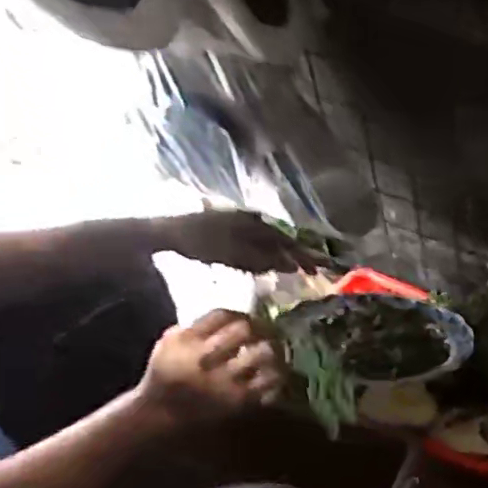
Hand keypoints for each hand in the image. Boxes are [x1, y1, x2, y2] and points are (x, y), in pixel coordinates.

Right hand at [135, 309, 284, 424]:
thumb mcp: (169, 347)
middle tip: (272, 335)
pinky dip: (281, 374)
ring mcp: (226, 379)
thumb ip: (195, 330)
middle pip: (245, 330)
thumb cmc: (169, 376)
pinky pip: (274, 380)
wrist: (163, 413)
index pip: (222, 315)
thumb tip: (232, 319)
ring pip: (265, 353)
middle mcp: (205, 357)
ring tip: (277, 354)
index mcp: (185, 341)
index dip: (241, 316)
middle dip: (263, 329)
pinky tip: (278, 374)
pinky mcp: (244, 399)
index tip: (250, 322)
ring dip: (276, 351)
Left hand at [158, 210, 328, 273]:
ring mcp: (235, 220)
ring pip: (266, 238)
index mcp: (257, 224)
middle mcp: (249, 219)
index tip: (324, 267)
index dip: (308, 256)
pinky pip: (252, 238)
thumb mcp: (240, 256)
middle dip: (295, 254)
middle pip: (280, 239)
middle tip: (310, 269)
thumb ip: (268, 260)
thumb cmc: (204, 244)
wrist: (163, 233)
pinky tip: (262, 258)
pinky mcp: (222, 225)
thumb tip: (292, 265)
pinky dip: (262, 249)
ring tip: (289, 266)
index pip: (290, 242)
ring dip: (279, 252)